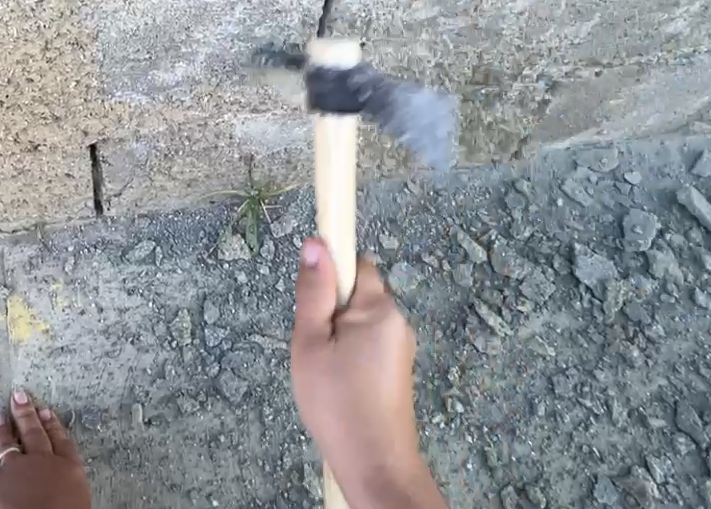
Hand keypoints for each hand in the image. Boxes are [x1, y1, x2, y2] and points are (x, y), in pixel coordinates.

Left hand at [0, 388, 91, 508]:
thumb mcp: (75, 500)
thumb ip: (64, 486)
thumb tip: (56, 485)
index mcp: (69, 470)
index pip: (62, 440)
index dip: (54, 424)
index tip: (47, 410)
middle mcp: (42, 462)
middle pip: (35, 433)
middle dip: (27, 414)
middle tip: (19, 395)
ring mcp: (16, 469)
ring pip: (8, 446)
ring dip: (4, 431)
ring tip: (0, 418)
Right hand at [290, 238, 446, 508]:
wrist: (375, 466)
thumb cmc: (338, 404)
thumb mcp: (310, 341)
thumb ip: (312, 291)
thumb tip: (316, 243)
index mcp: (378, 309)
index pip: (356, 261)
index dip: (331, 266)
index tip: (313, 281)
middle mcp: (397, 320)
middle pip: (356, 288)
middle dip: (330, 303)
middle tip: (312, 337)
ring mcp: (400, 345)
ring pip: (359, 315)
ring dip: (338, 328)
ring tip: (323, 363)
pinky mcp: (398, 366)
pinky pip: (367, 337)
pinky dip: (348, 346)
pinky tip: (337, 377)